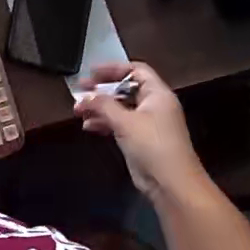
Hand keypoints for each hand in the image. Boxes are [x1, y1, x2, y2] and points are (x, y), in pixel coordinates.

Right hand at [74, 62, 206, 200]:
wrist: (170, 181)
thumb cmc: (153, 145)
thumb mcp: (126, 121)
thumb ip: (103, 105)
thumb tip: (85, 96)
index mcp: (157, 94)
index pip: (136, 70)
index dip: (113, 69)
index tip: (91, 72)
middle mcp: (153, 105)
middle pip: (125, 90)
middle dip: (102, 91)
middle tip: (80, 92)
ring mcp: (146, 124)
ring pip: (120, 109)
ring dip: (100, 109)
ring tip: (79, 111)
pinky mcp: (139, 140)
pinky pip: (119, 125)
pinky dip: (104, 123)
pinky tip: (88, 126)